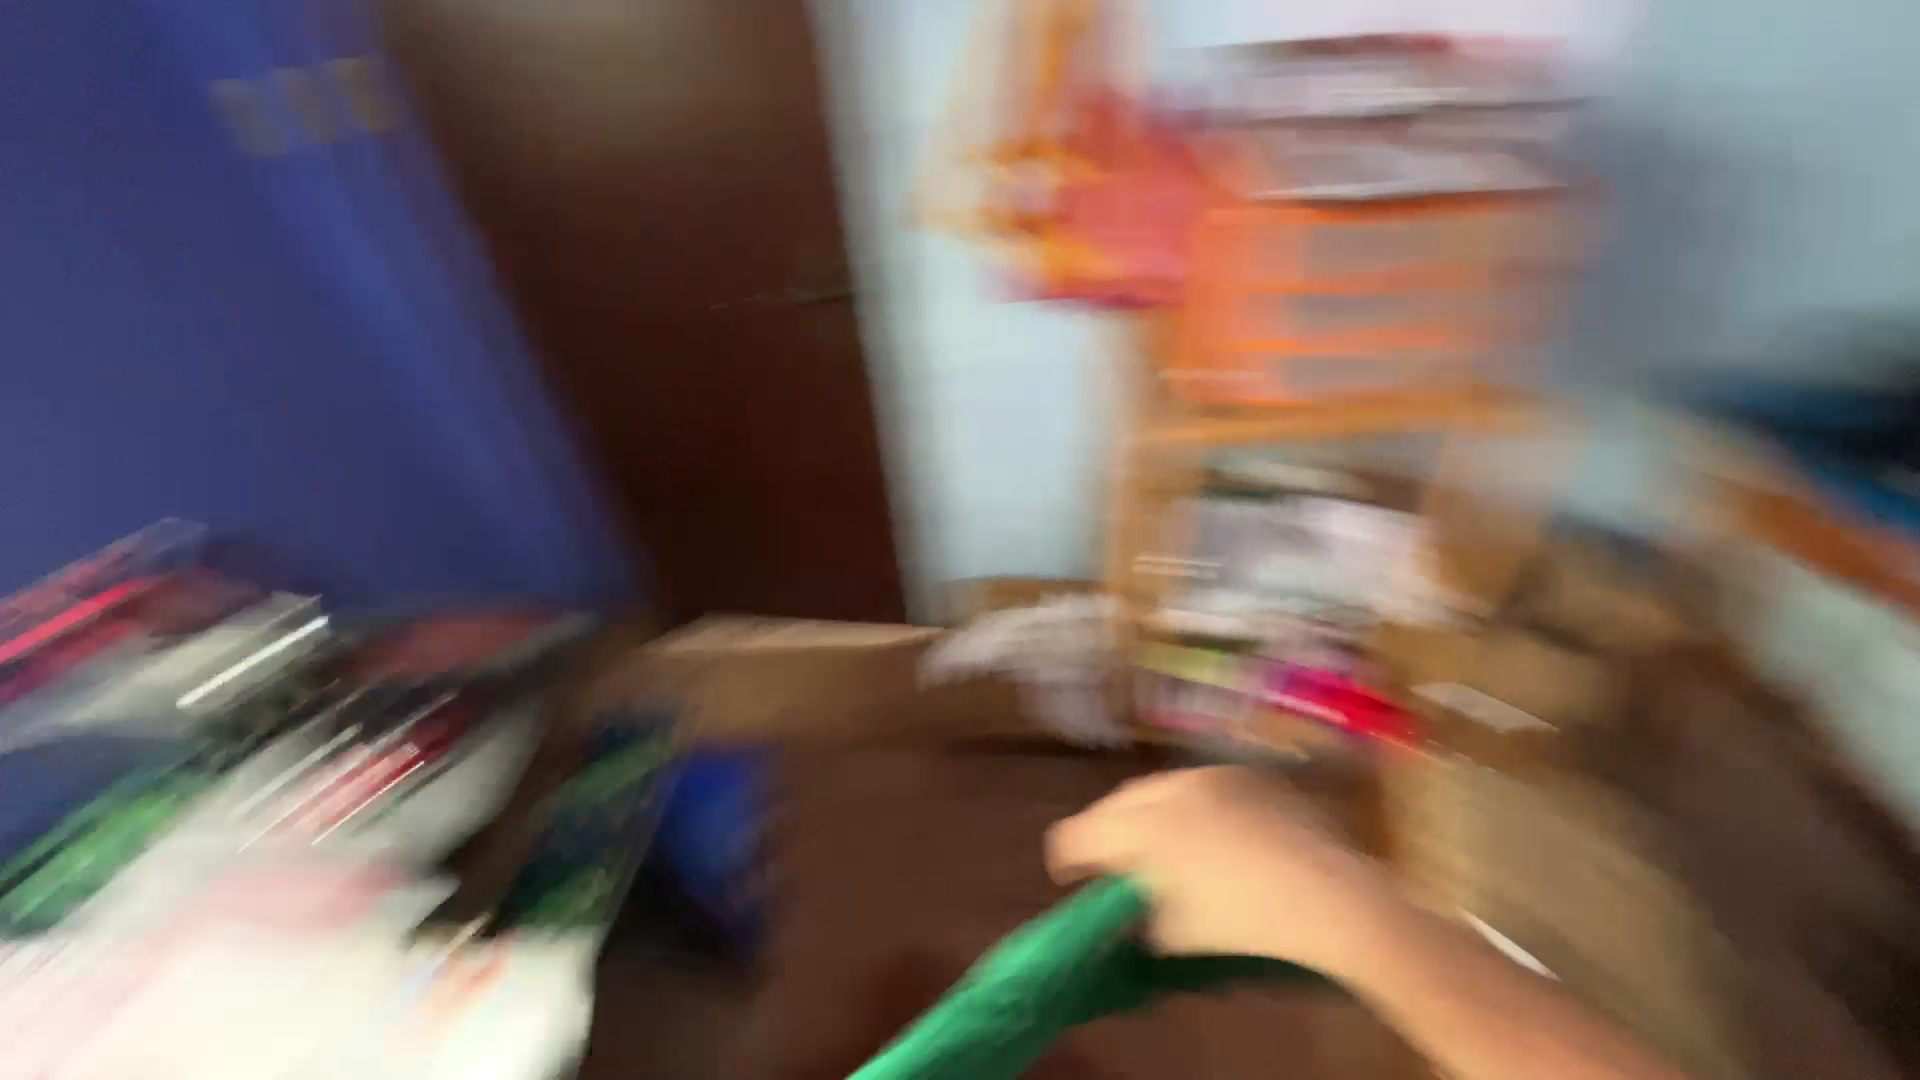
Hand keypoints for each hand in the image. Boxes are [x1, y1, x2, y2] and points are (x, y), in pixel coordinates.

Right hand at [1045, 766, 1407, 979]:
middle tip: (1111, 860)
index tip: (1070, 874)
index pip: (1079, 832)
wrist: (1333, 898)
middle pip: (1114, 804)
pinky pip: (1200, 785)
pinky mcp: (1243, 774)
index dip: (1067, 855)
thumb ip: (1138, 918)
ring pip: (1156, 789)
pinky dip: (1189, 805)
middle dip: (1106, 830)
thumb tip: (1125, 914)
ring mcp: (1208, 776)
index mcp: (1143, 828)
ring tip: (1159, 844)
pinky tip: (1208, 832)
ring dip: (1146, 814)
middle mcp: (1167, 790)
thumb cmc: (1248, 924)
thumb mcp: (1180, 933)